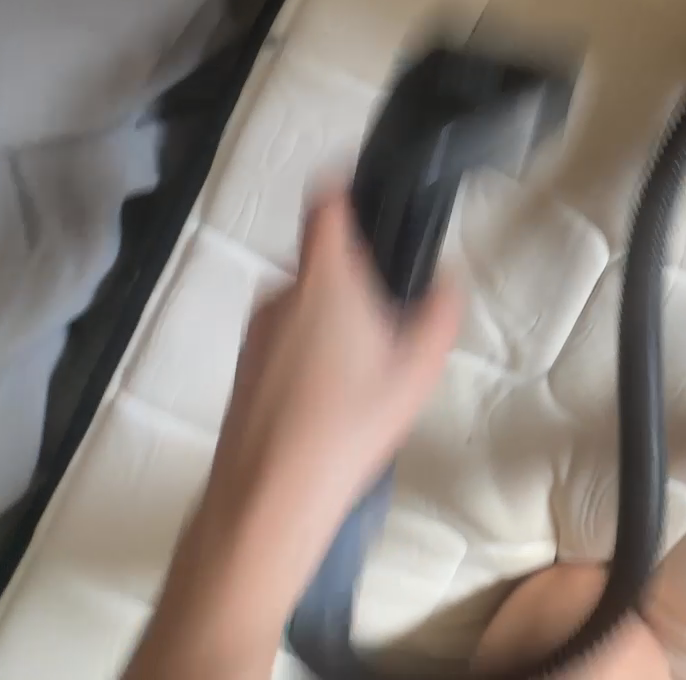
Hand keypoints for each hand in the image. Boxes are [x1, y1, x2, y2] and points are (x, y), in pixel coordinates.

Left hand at [204, 189, 463, 566]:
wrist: (268, 496)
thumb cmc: (350, 421)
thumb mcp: (421, 365)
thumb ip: (440, 310)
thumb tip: (442, 283)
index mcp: (326, 281)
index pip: (327, 209)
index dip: (345, 188)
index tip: (363, 188)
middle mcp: (282, 295)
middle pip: (324, 263)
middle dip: (357, 280)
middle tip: (390, 324)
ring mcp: (256, 331)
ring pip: (306, 303)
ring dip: (335, 319)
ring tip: (364, 372)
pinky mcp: (243, 366)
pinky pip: (286, 336)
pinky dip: (310, 350)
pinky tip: (331, 397)